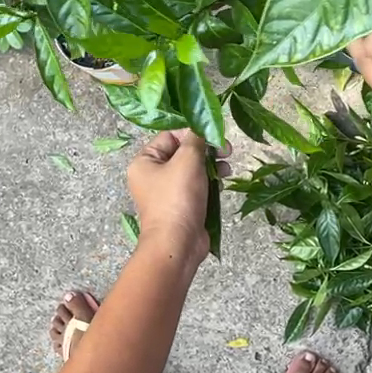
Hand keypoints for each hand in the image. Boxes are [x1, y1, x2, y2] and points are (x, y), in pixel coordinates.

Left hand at [125, 129, 224, 265]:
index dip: (193, 133)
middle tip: (227, 151)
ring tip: (227, 169)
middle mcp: (152, 175)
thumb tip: (202, 129)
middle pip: (183, 152)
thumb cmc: (178, 199)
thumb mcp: (188, 161)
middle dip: (206, 150)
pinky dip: (210, 181)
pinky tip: (223, 182)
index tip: (214, 136)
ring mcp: (167, 192)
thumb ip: (196, 140)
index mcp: (144, 161)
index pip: (170, 136)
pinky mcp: (182, 205)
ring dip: (212, 165)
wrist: (178, 243)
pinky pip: (197, 185)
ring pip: (193, 169)